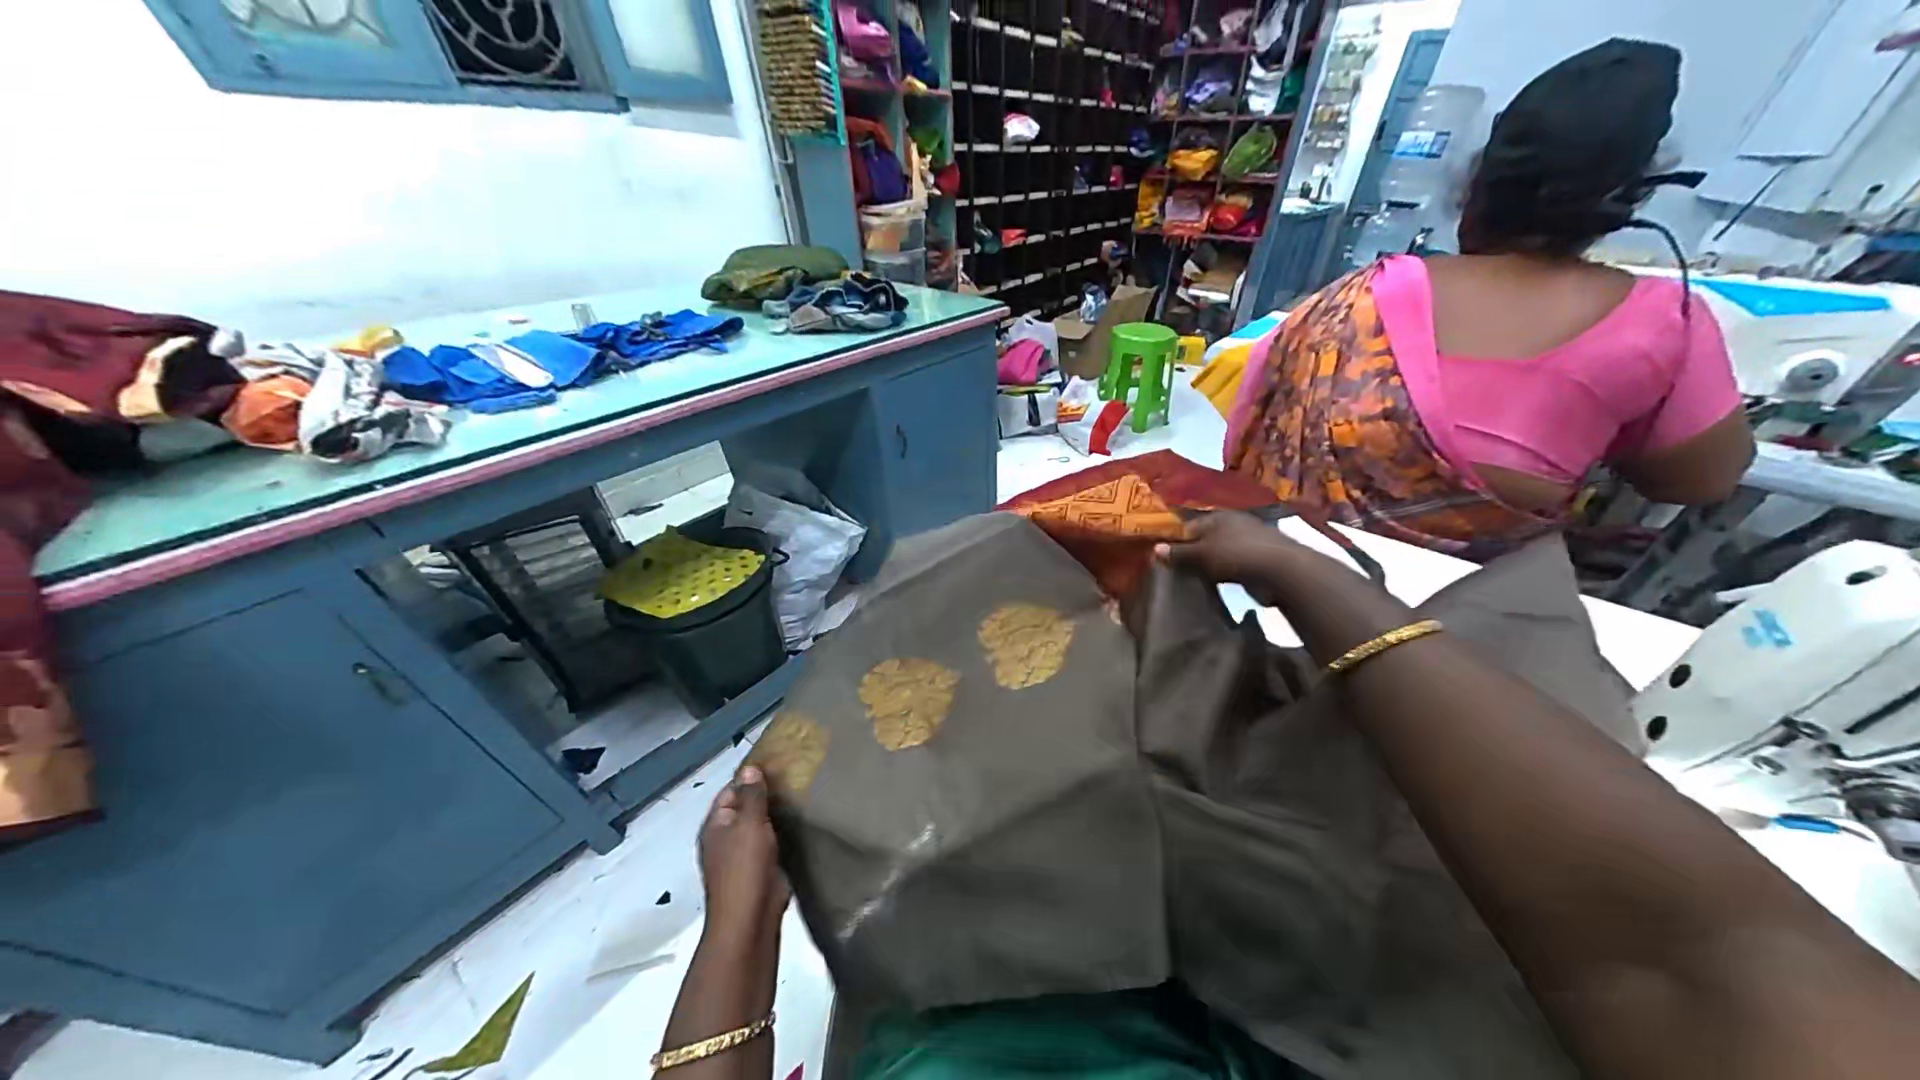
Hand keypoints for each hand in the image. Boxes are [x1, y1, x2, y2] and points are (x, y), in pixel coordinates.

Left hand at [699, 766, 789, 939]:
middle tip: (798, 776)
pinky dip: (785, 832)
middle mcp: (726, 838)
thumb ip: (751, 796)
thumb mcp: (748, 824)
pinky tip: (804, 821)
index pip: (732, 790)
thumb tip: (749, 769)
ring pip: (762, 825)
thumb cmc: (745, 867)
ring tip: (805, 794)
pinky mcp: (762, 868)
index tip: (779, 763)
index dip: (752, 777)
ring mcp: (744, 855)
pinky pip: (774, 842)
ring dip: (779, 814)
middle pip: (747, 807)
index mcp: (716, 825)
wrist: (751, 918)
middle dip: (768, 794)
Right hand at [1154, 510, 1302, 602]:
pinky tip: (1221, 581)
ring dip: (1211, 561)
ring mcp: (1250, 538)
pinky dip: (1227, 569)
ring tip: (1198, 577)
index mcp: (1217, 516)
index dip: (1175, 540)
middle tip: (1179, 569)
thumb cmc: (1235, 556)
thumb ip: (1178, 553)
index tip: (1164, 557)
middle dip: (1193, 551)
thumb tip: (1154, 548)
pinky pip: (1235, 561)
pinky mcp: (1261, 555)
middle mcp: (1233, 522)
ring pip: (1221, 549)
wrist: (1282, 570)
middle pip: (1205, 536)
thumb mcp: (1201, 555)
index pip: (1188, 526)